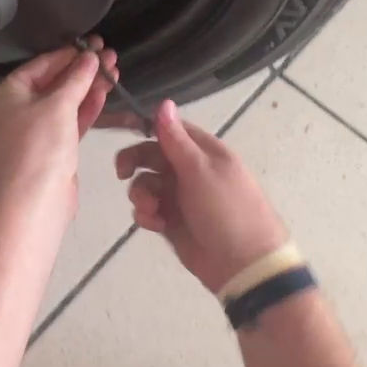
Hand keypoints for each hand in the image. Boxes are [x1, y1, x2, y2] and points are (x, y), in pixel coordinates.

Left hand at [0, 40, 117, 210]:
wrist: (34, 201)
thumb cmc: (37, 147)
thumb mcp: (58, 105)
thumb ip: (76, 79)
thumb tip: (90, 58)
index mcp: (9, 94)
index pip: (41, 65)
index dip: (68, 54)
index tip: (93, 44)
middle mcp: (19, 109)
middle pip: (54, 82)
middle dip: (83, 69)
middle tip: (110, 55)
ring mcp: (37, 130)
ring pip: (66, 101)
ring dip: (89, 87)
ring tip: (115, 70)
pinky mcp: (54, 148)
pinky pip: (71, 120)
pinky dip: (87, 107)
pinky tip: (104, 93)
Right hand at [115, 101, 289, 292]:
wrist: (244, 265)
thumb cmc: (227, 210)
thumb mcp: (200, 171)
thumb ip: (176, 139)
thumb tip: (163, 101)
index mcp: (203, 152)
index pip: (170, 130)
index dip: (147, 129)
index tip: (123, 132)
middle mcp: (190, 171)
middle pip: (151, 156)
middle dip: (134, 163)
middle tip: (122, 172)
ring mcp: (181, 197)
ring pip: (146, 184)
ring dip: (141, 194)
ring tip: (150, 209)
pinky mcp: (172, 222)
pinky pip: (149, 210)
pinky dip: (147, 215)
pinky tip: (155, 223)